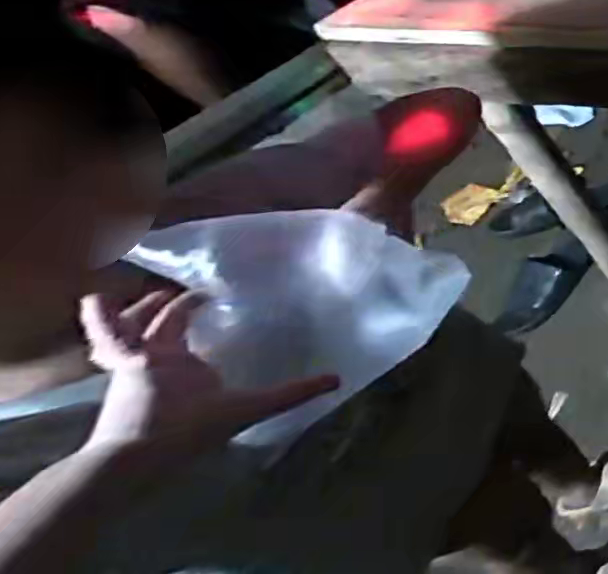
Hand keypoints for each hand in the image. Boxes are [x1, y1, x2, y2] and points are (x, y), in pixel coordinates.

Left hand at [78, 291, 337, 465]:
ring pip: (113, 345)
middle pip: (128, 326)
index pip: (169, 317)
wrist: (119, 474)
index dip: (186, 300)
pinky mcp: (120, 401)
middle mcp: (138, 362)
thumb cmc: (179, 431)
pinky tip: (145, 357)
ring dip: (123, 327)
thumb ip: (289, 393)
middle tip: (172, 293)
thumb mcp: (242, 410)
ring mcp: (124, 382)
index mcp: (162, 355)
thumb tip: (337, 379)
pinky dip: (123, 354)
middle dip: (149, 307)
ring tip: (149, 314)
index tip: (210, 290)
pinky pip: (119, 366)